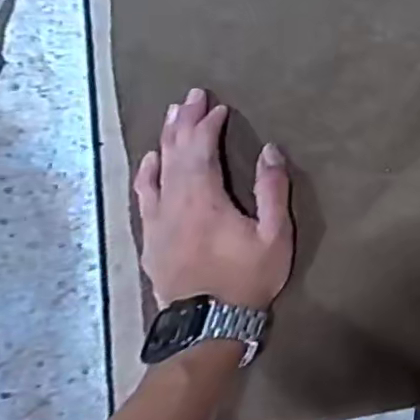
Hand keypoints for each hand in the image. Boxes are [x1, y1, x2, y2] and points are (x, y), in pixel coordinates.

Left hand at [133, 88, 292, 309]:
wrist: (208, 324)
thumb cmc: (248, 277)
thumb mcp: (275, 234)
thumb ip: (272, 191)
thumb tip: (270, 151)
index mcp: (205, 201)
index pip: (200, 153)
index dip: (207, 126)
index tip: (218, 106)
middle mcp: (175, 205)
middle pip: (175, 155)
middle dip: (183, 123)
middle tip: (190, 95)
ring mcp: (158, 222)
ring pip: (157, 171)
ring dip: (166, 140)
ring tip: (172, 115)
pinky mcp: (151, 237)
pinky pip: (144, 196)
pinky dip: (146, 173)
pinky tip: (150, 159)